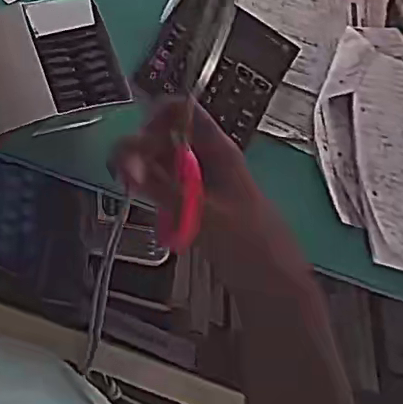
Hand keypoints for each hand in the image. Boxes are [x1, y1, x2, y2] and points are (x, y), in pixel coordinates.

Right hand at [113, 98, 310, 291]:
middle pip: (166, 136)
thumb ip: (162, 186)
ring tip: (130, 188)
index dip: (156, 118)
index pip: (182, 111)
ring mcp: (203, 183)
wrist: (277, 292)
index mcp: (219, 150)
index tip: (138, 142)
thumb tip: (126, 161)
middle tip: (125, 173)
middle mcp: (209, 160)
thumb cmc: (252, 248)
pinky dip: (152, 190)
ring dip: (143, 170)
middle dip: (142, 149)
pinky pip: (167, 186)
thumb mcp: (204, 213)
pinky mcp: (197, 205)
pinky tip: (144, 203)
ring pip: (163, 161)